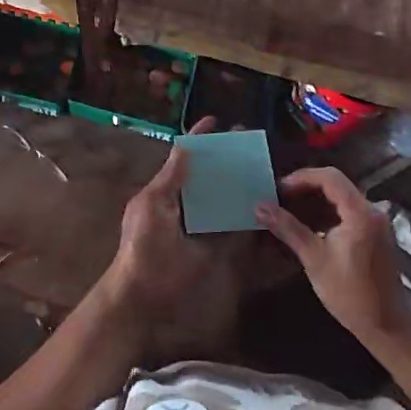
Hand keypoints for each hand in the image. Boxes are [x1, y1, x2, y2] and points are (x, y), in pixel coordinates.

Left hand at [97, 117, 244, 355]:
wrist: (145, 288)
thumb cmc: (143, 241)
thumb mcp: (152, 203)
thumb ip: (171, 177)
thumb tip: (185, 146)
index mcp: (165, 190)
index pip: (184, 158)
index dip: (198, 140)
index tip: (215, 121)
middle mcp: (185, 203)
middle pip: (207, 175)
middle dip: (225, 158)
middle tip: (250, 141)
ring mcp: (201, 224)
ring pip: (223, 197)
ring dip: (240, 182)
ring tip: (263, 164)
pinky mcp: (216, 245)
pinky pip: (235, 225)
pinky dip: (248, 212)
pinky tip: (267, 199)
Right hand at [255, 167, 410, 352]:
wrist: (387, 326)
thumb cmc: (350, 292)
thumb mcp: (314, 258)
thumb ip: (287, 228)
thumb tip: (259, 206)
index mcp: (360, 214)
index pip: (329, 177)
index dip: (300, 178)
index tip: (276, 190)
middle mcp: (371, 212)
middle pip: (335, 184)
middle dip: (303, 188)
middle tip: (276, 200)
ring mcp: (375, 223)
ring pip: (339, 198)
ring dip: (312, 201)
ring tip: (285, 212)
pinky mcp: (374, 235)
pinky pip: (346, 212)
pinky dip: (323, 213)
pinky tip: (305, 227)